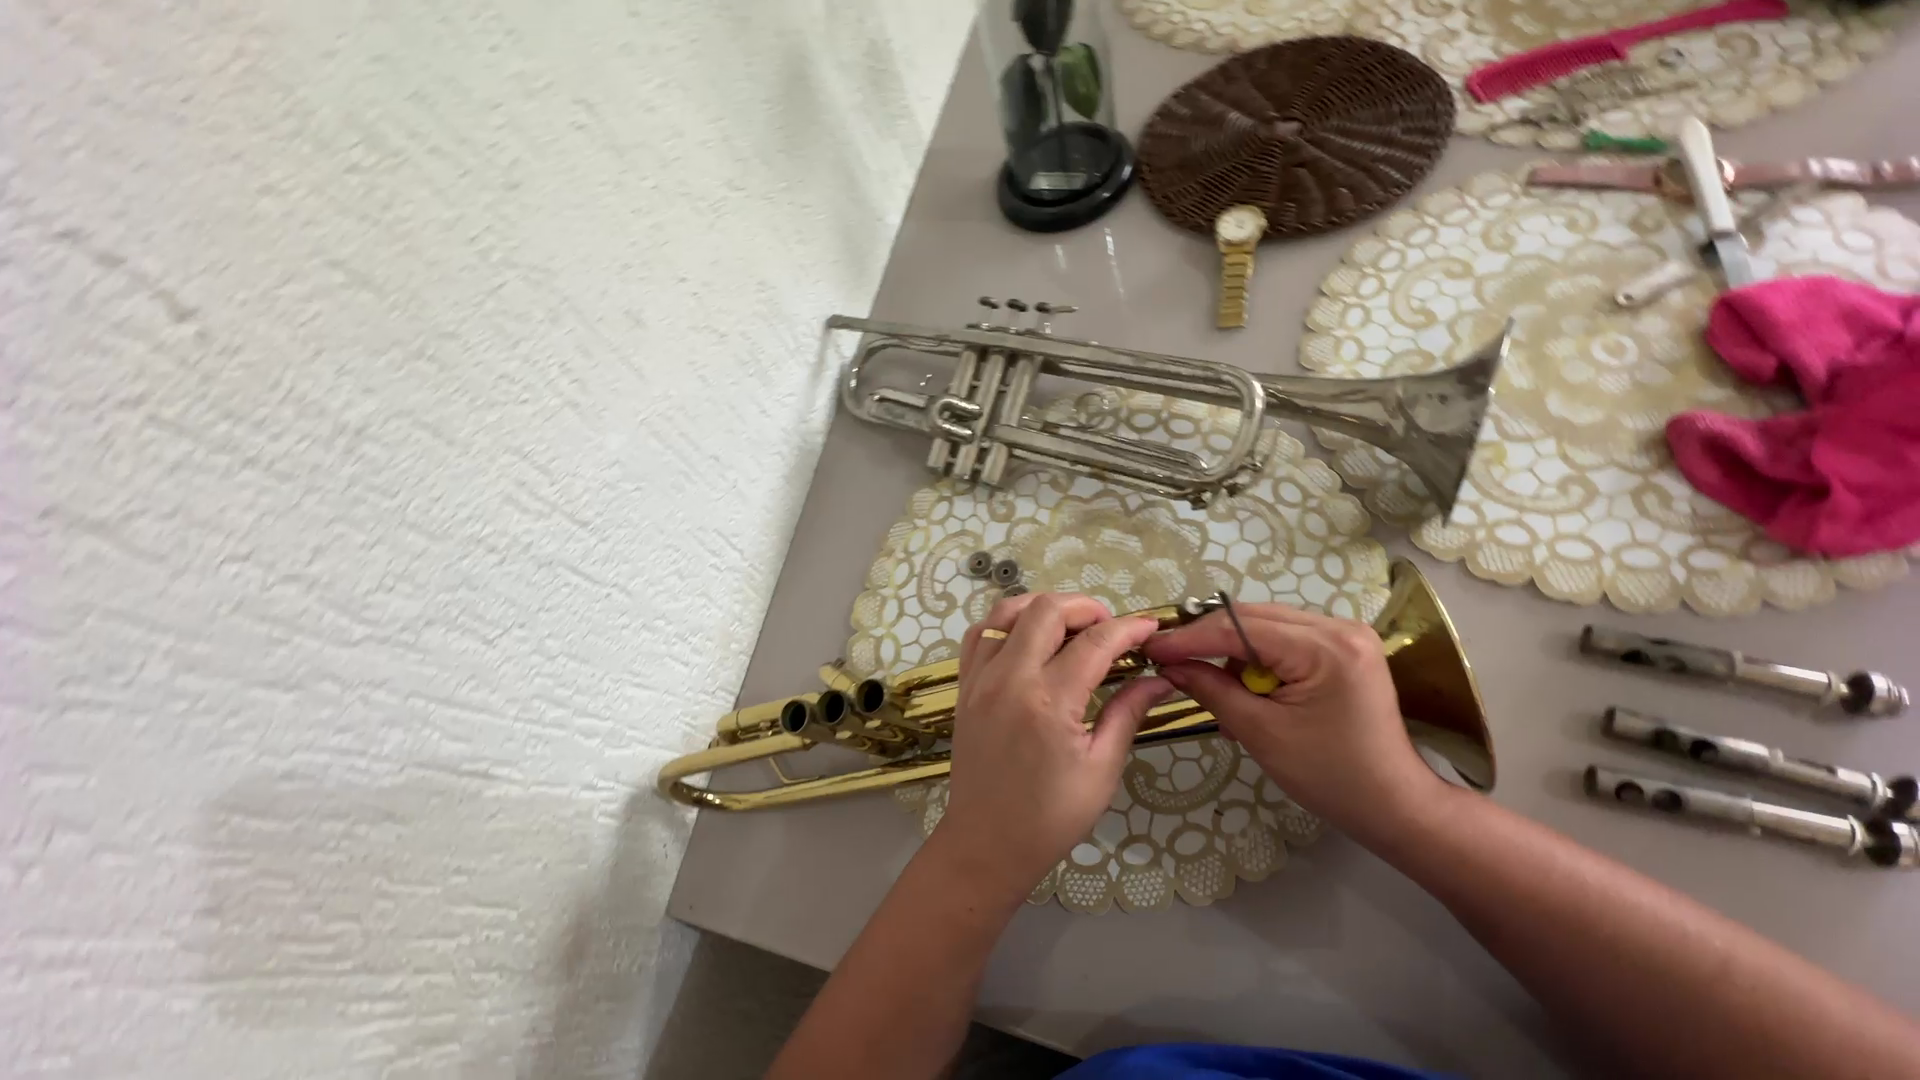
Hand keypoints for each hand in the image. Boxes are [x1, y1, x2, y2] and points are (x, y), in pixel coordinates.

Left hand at [931, 593, 1174, 900]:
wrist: (986, 843)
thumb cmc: (1050, 816)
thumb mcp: (1101, 768)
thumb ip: (1128, 712)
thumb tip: (1161, 679)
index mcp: (1049, 701)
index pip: (1095, 642)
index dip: (1128, 628)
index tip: (1150, 628)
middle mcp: (1009, 678)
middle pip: (1047, 610)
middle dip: (1087, 608)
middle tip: (1111, 630)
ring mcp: (980, 678)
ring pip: (1007, 612)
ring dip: (1044, 608)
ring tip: (1072, 628)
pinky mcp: (964, 686)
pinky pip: (980, 633)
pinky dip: (1006, 623)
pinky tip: (1029, 638)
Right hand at [1145, 603, 1444, 839]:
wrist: (1393, 803)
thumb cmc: (1329, 775)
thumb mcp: (1260, 733)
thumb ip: (1212, 690)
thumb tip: (1171, 666)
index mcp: (1326, 647)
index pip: (1241, 628)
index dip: (1191, 638)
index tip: (1152, 649)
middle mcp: (1340, 627)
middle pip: (1254, 617)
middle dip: (1209, 639)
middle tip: (1168, 657)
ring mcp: (1346, 635)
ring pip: (1267, 626)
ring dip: (1234, 651)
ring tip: (1215, 688)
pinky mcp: (1345, 648)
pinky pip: (1286, 640)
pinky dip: (1258, 659)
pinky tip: (1247, 688)